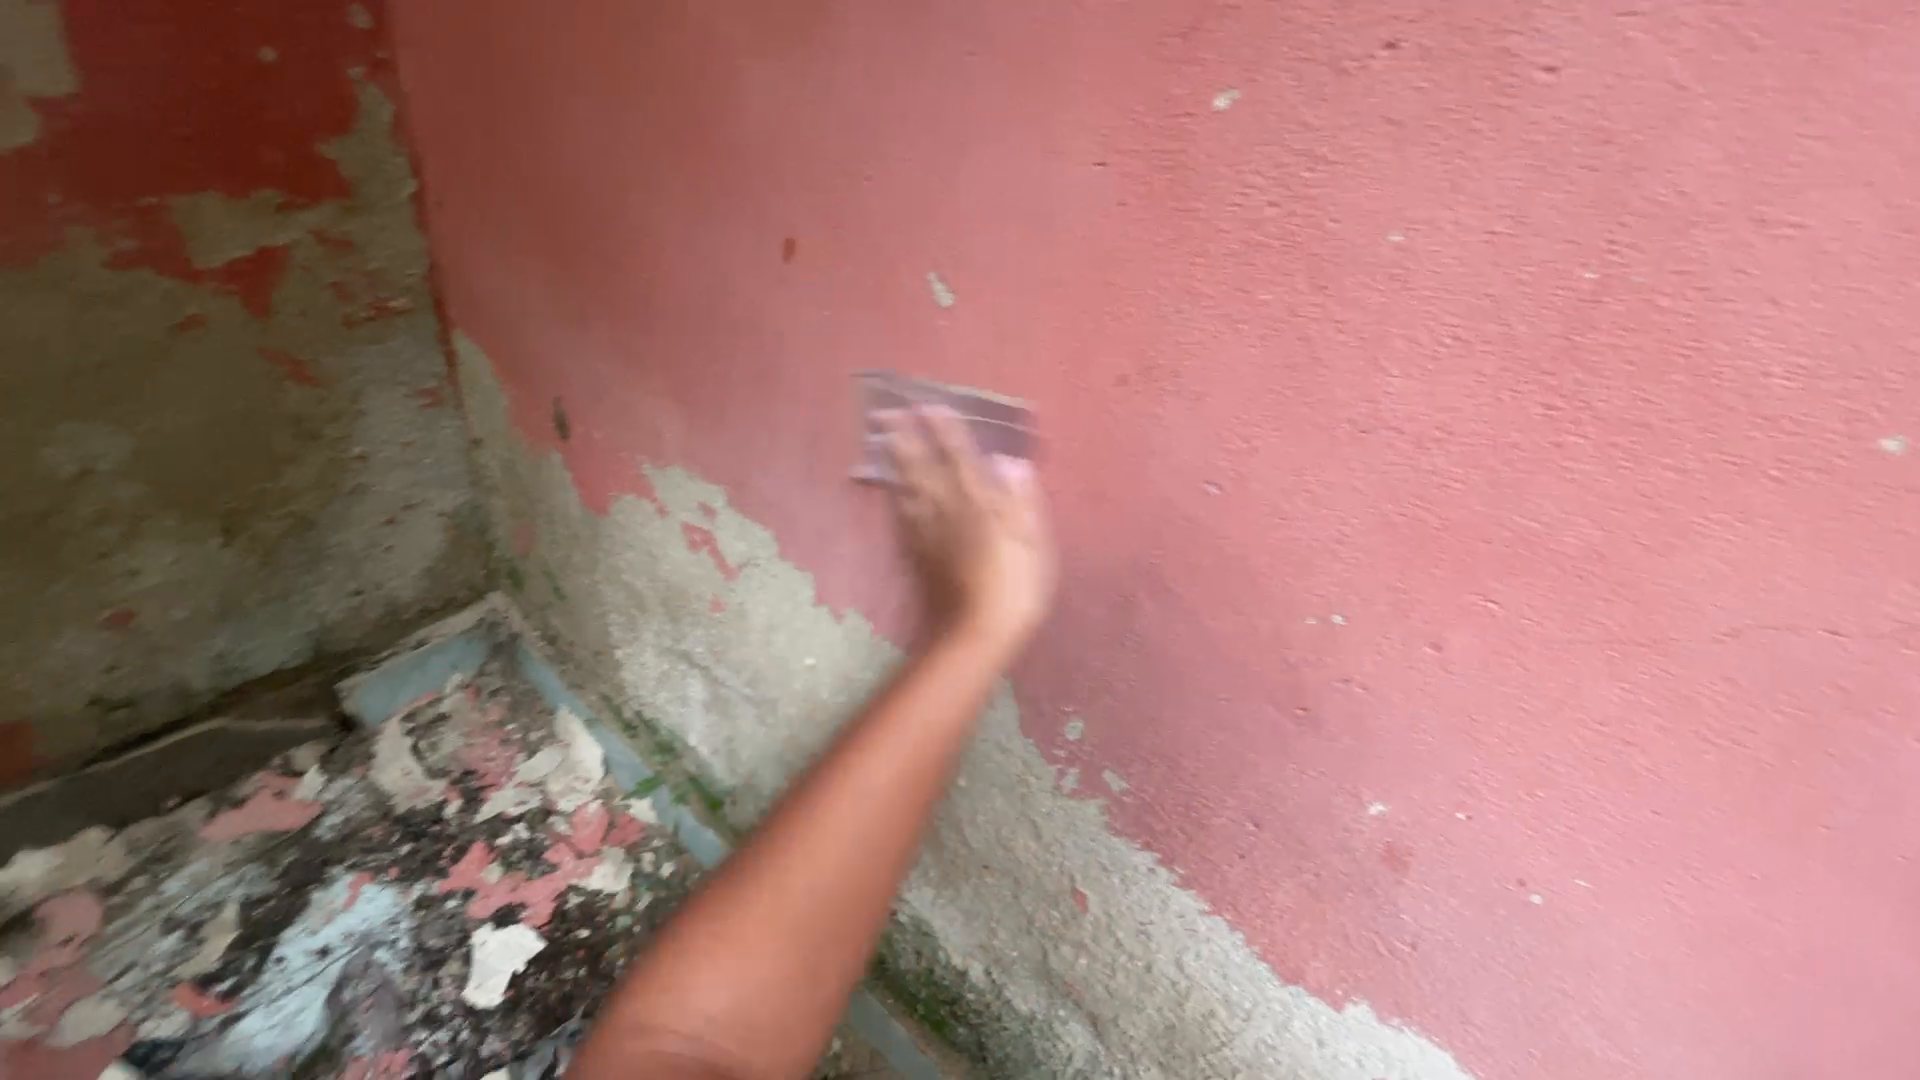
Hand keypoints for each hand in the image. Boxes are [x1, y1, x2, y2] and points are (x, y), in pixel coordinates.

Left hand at [880, 405, 1055, 652]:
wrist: (977, 635)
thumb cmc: (1015, 588)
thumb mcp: (1033, 543)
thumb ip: (1020, 500)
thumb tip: (1009, 462)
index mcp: (980, 505)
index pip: (961, 458)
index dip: (946, 430)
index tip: (929, 405)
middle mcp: (948, 512)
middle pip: (924, 468)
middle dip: (906, 438)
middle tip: (886, 413)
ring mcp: (928, 534)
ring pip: (907, 489)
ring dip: (894, 461)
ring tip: (882, 440)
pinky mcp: (918, 556)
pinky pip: (902, 518)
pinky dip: (894, 497)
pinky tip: (890, 490)